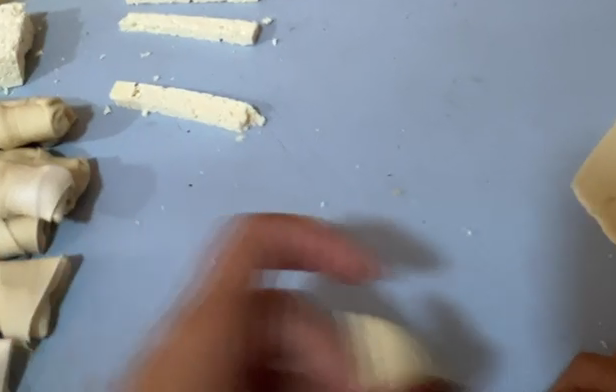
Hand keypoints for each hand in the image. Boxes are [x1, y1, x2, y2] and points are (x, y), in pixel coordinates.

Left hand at [122, 213, 441, 391]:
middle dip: (333, 346)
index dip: (319, 240)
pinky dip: (286, 385)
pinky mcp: (186, 388)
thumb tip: (432, 379)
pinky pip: (245, 372)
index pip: (258, 239)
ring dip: (317, 371)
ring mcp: (184, 365)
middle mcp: (191, 332)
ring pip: (265, 347)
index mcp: (204, 321)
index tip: (371, 276)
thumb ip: (357, 383)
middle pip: (278, 305)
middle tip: (366, 389)